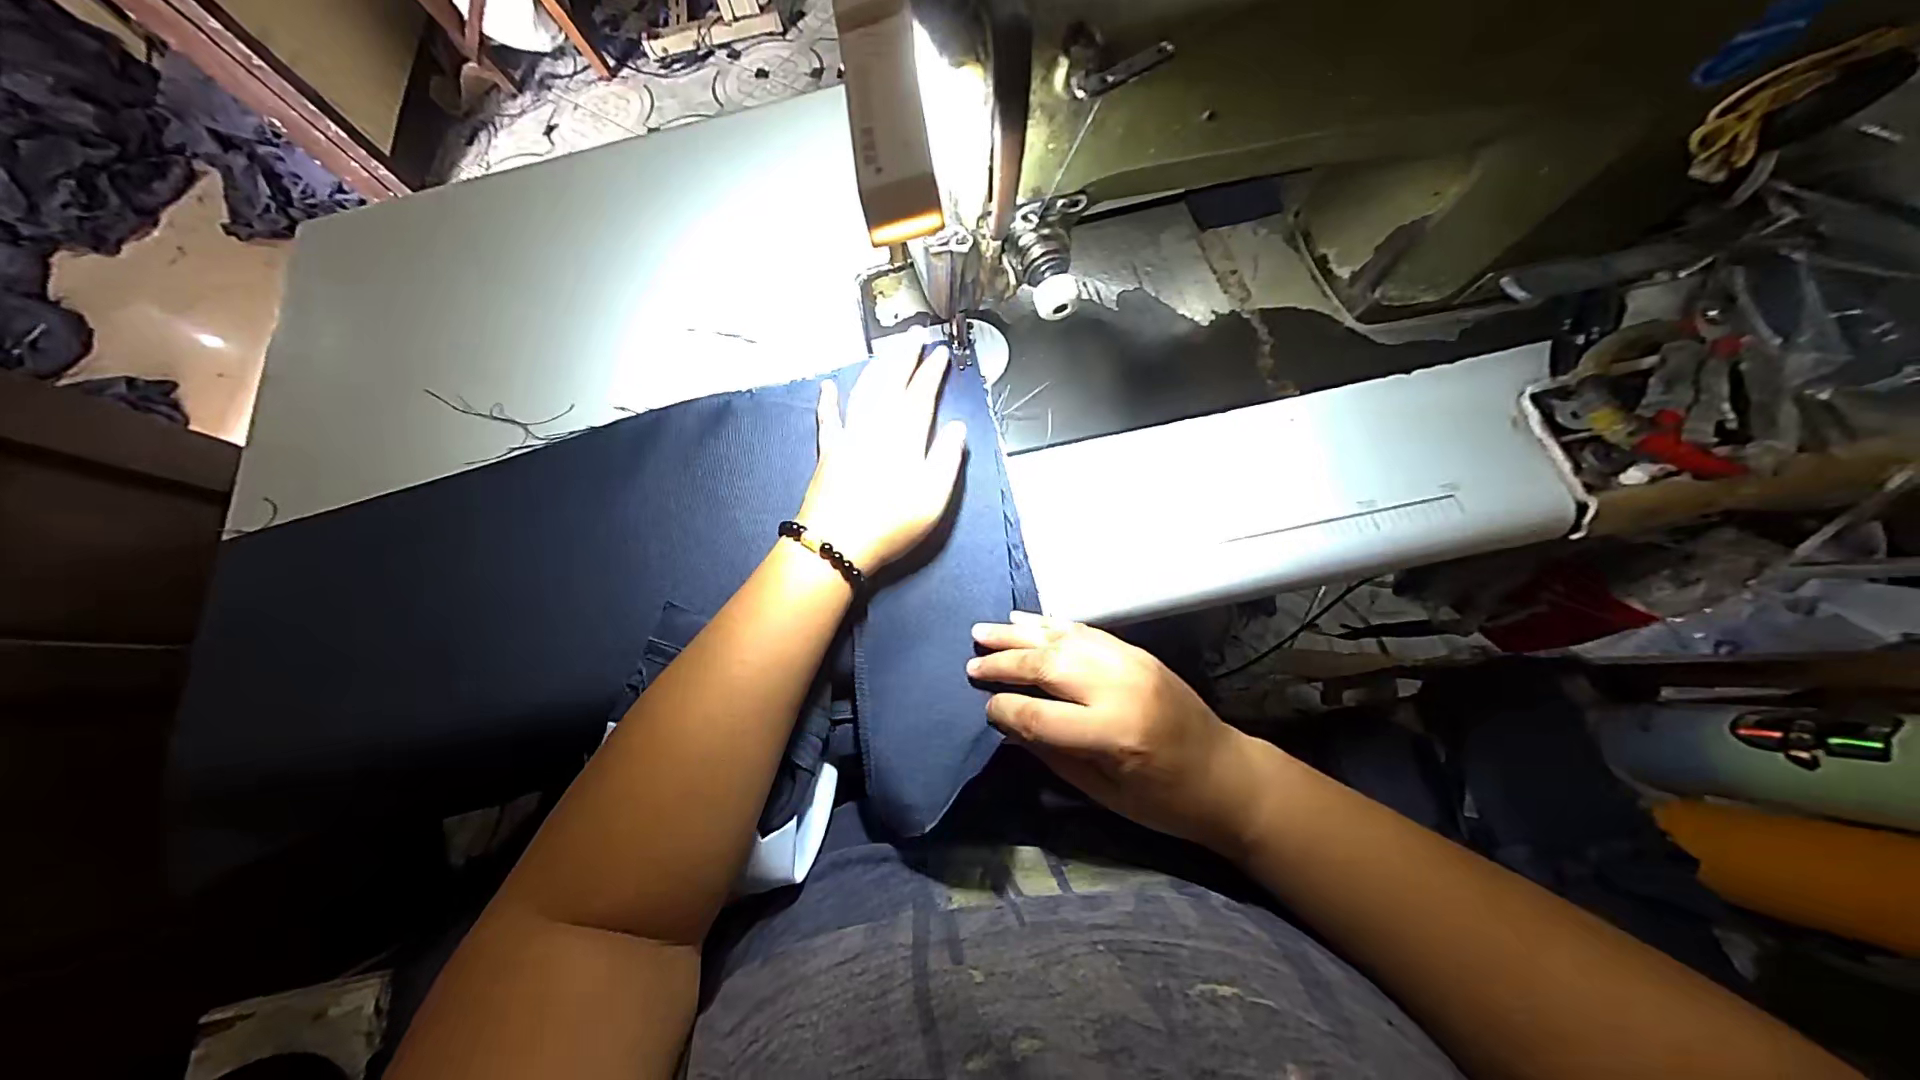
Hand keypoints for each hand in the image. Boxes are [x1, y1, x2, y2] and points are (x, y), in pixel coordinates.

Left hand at [796, 345, 967, 570]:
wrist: (836, 543)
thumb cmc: (890, 524)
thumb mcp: (933, 497)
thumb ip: (947, 458)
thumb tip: (957, 428)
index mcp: (905, 435)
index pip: (921, 393)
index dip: (932, 371)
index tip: (939, 353)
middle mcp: (876, 426)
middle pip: (891, 381)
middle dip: (904, 355)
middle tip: (914, 333)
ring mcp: (849, 436)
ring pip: (863, 390)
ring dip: (876, 367)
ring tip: (886, 351)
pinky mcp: (828, 450)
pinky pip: (828, 418)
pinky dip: (828, 400)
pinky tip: (828, 387)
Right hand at [967, 613, 1275, 856]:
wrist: (1227, 775)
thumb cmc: (1166, 800)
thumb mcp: (1104, 792)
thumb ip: (1053, 754)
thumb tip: (1008, 725)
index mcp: (1113, 733)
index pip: (1039, 714)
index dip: (1004, 710)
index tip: (984, 709)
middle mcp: (1120, 688)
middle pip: (1047, 666)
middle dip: (1004, 663)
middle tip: (971, 663)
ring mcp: (1131, 663)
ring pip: (1063, 639)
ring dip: (1020, 634)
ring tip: (983, 631)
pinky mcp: (1138, 652)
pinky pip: (1086, 631)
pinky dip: (1053, 624)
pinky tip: (1027, 620)